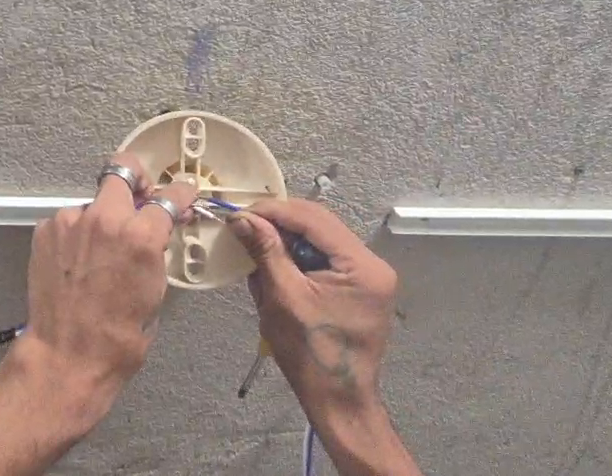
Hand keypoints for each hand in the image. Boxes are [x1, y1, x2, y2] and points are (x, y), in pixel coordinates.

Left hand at [18, 150, 198, 415]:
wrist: (68, 353)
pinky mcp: (46, 229)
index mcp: (140, 235)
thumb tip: (157, 229)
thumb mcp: (155, 289)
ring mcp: (71, 220)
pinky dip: (75, 235)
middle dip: (133, 181)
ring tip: (97, 254)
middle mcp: (104, 218)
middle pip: (121, 172)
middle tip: (137, 198)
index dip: (179, 192)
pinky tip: (76, 263)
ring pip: (92, 204)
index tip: (182, 190)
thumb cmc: (121, 334)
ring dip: (100, 220)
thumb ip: (155, 249)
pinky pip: (69, 222)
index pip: (167, 197)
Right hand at [232, 199, 420, 475]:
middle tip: (243, 224)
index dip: (273, 210)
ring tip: (255, 245)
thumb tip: (241, 217)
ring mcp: (367, 275)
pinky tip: (274, 263)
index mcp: (362, 267)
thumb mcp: (282, 297)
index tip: (239, 213)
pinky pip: (321, 254)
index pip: (313, 219)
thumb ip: (265, 251)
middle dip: (278, 221)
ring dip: (285, 237)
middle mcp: (372, 264)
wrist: (338, 401)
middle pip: (318, 222)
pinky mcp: (356, 286)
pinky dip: (295, 254)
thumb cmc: (310, 353)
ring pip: (318, 236)